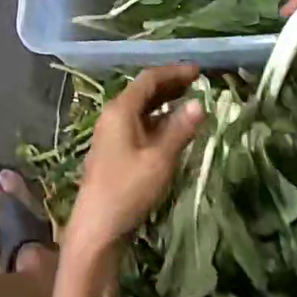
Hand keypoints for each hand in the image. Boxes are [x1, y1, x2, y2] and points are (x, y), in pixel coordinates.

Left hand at [65, 64, 205, 254]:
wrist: (97, 226)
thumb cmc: (128, 189)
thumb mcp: (160, 159)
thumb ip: (179, 129)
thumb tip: (200, 103)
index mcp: (120, 110)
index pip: (148, 79)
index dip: (174, 72)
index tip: (199, 71)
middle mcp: (112, 115)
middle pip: (143, 91)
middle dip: (170, 84)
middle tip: (198, 83)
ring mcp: (111, 133)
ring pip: (141, 108)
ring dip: (164, 102)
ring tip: (190, 101)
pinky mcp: (114, 149)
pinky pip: (138, 124)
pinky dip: (157, 120)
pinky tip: (173, 128)